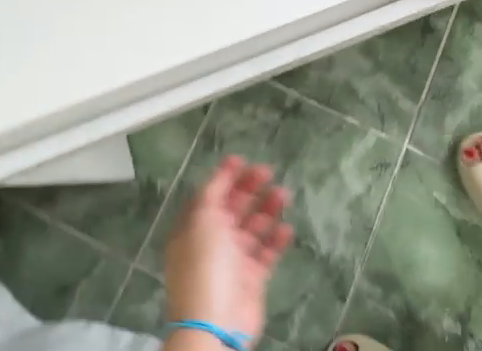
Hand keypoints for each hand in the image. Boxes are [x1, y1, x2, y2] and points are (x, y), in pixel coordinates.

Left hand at [164, 156, 294, 345]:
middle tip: (268, 172)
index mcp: (194, 227)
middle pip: (233, 208)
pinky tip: (287, 228)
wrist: (215, 322)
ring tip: (284, 194)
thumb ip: (212, 192)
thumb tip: (222, 171)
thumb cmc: (205, 264)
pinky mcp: (252, 278)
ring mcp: (232, 260)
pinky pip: (267, 252)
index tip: (243, 159)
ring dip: (267, 209)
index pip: (210, 195)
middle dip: (249, 188)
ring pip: (253, 227)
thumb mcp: (201, 219)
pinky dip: (277, 239)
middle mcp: (212, 241)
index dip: (225, 177)